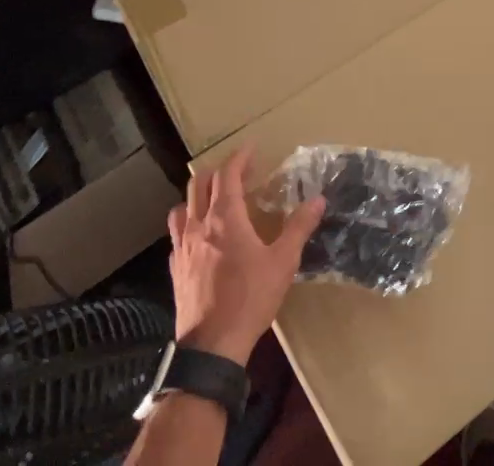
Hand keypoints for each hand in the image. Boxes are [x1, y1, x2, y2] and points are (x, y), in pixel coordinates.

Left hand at [167, 146, 325, 363]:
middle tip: (238, 171)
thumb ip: (299, 228)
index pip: (227, 175)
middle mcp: (198, 226)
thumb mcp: (283, 262)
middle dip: (217, 171)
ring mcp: (181, 247)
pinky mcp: (175, 268)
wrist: (211, 345)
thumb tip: (318, 200)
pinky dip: (189, 223)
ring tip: (215, 199)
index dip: (239, 158)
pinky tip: (201, 236)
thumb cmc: (250, 298)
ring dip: (198, 195)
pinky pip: (177, 234)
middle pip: (198, 184)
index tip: (251, 147)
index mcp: (225, 219)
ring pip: (182, 207)